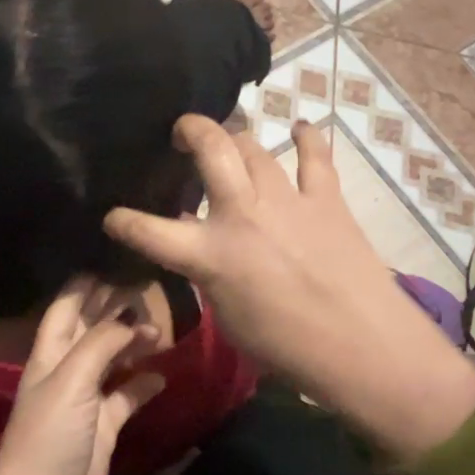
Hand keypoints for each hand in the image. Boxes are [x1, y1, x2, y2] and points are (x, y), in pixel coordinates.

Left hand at [0, 278, 167, 474]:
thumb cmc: (49, 435)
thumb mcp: (71, 380)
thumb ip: (100, 345)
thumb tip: (130, 320)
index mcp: (50, 353)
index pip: (66, 307)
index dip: (85, 285)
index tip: (115, 263)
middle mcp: (66, 370)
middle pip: (91, 329)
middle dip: (114, 308)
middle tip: (149, 288)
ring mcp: (85, 399)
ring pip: (111, 360)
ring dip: (132, 343)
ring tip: (162, 326)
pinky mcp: (104, 426)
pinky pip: (126, 396)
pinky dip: (143, 382)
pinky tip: (164, 372)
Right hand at [104, 117, 474, 461]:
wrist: (362, 347)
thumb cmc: (285, 347)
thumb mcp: (227, 316)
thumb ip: (209, 277)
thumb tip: (205, 258)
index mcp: (208, 254)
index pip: (148, 231)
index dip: (123, 221)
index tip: (112, 216)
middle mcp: (241, 214)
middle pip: (212, 150)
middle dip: (191, 130)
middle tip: (183, 132)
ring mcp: (285, 201)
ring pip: (254, 147)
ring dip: (238, 137)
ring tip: (231, 137)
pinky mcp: (326, 201)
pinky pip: (315, 158)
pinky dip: (307, 139)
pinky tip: (301, 127)